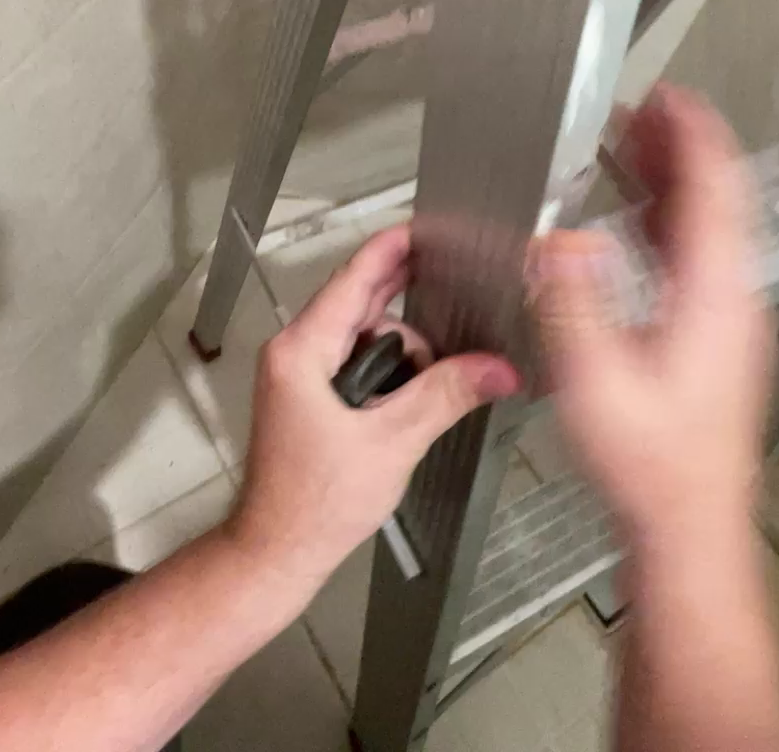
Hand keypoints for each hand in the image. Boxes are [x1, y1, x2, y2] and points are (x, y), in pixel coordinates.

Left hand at [225, 225, 520, 585]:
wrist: (278, 550)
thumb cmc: (317, 503)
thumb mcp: (392, 444)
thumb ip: (445, 396)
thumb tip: (499, 369)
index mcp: (302, 351)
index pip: (353, 280)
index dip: (391, 249)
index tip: (426, 228)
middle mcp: (294, 351)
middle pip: (359, 303)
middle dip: (408, 300)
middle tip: (456, 286)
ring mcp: (298, 371)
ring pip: (362, 334)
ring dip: (403, 351)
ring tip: (434, 384)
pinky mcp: (308, 392)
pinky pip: (354, 359)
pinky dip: (387, 368)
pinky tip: (413, 395)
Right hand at [532, 87, 774, 545]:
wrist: (686, 518)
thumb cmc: (650, 460)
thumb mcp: (596, 384)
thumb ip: (575, 308)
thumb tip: (559, 242)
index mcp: (711, 298)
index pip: (715, 193)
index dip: (694, 137)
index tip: (669, 97)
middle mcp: (728, 299)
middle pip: (715, 200)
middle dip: (678, 148)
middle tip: (640, 113)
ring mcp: (723, 317)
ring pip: (706, 226)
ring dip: (674, 180)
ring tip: (635, 149)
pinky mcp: (709, 334)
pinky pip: (694, 256)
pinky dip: (668, 220)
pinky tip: (636, 220)